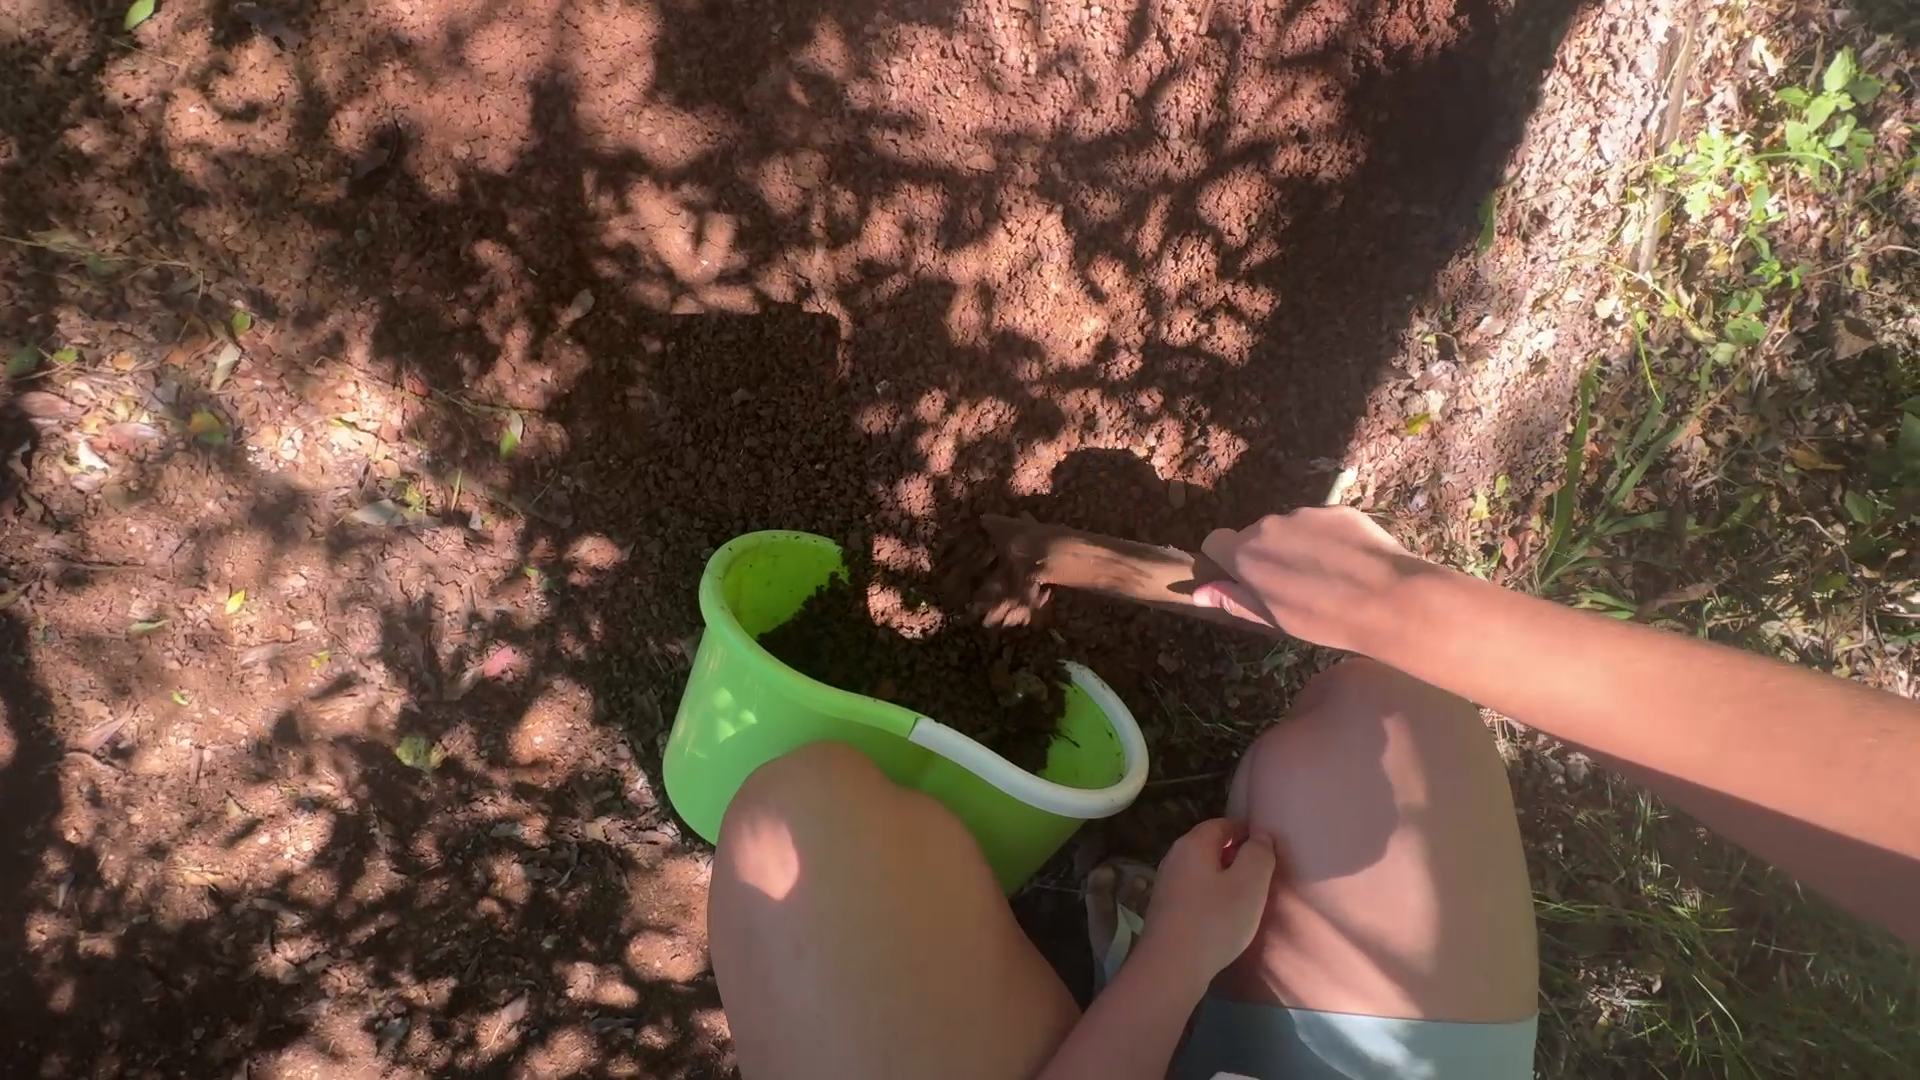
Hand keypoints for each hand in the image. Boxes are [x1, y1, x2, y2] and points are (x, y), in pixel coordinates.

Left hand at [1138, 819, 1276, 985]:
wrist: (1171, 964)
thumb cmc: (1215, 920)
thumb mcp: (1249, 885)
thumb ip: (1258, 855)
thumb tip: (1260, 835)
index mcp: (1193, 843)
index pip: (1222, 824)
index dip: (1246, 831)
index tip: (1268, 847)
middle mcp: (1175, 855)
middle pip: (1209, 843)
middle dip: (1236, 852)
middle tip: (1262, 873)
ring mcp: (1167, 880)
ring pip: (1202, 867)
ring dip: (1224, 874)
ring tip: (1247, 894)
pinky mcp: (1166, 904)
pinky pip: (1194, 886)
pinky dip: (1212, 891)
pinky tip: (1224, 912)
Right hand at [1192, 506, 1427, 652]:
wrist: (1392, 600)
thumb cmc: (1323, 619)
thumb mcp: (1272, 618)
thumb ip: (1233, 599)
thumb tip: (1199, 593)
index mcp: (1245, 553)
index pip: (1214, 542)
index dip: (1224, 561)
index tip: (1243, 580)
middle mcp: (1267, 526)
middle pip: (1253, 535)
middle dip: (1264, 554)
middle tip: (1292, 586)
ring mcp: (1304, 514)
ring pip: (1287, 528)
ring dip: (1296, 546)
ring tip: (1327, 576)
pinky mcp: (1337, 509)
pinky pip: (1320, 523)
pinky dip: (1326, 539)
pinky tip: (1350, 563)